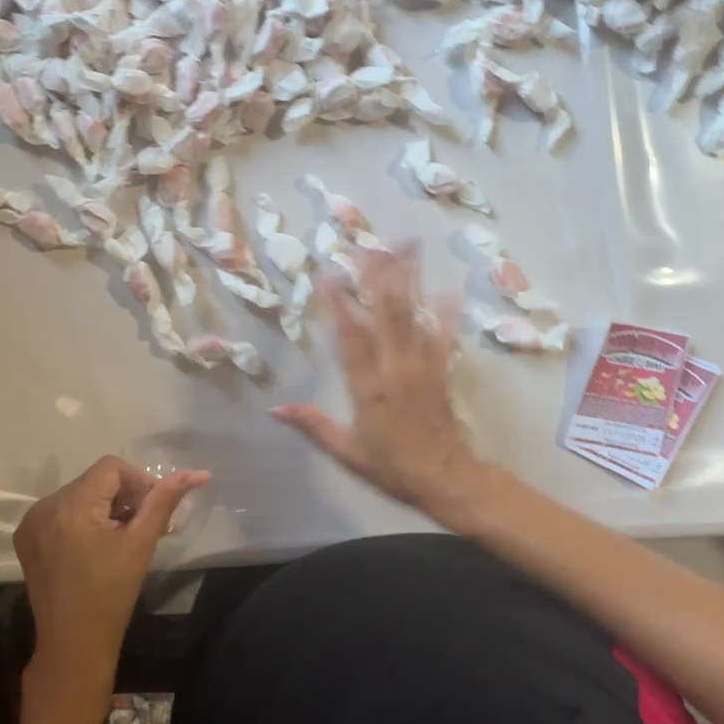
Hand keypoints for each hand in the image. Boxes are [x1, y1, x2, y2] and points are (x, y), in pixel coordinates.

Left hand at [13, 456, 208, 674]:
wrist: (74, 642)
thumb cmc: (112, 594)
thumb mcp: (141, 544)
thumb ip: (164, 502)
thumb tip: (197, 473)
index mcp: (72, 506)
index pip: (111, 467)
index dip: (137, 482)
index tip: (149, 512)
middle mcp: (44, 506)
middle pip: (93, 480)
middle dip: (121, 497)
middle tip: (138, 528)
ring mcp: (31, 522)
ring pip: (77, 494)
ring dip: (101, 507)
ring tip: (117, 539)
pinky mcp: (26, 538)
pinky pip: (60, 512)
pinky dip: (80, 520)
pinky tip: (92, 548)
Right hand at [272, 244, 481, 514]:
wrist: (446, 479)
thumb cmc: (393, 468)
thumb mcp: (348, 452)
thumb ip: (314, 426)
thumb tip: (276, 409)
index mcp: (369, 389)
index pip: (350, 338)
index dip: (339, 304)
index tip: (329, 274)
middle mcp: (396, 370)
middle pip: (386, 314)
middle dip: (377, 276)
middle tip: (369, 243)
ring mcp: (423, 368)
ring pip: (414, 316)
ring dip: (409, 281)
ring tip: (406, 247)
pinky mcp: (442, 372)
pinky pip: (444, 337)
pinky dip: (445, 313)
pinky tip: (447, 289)